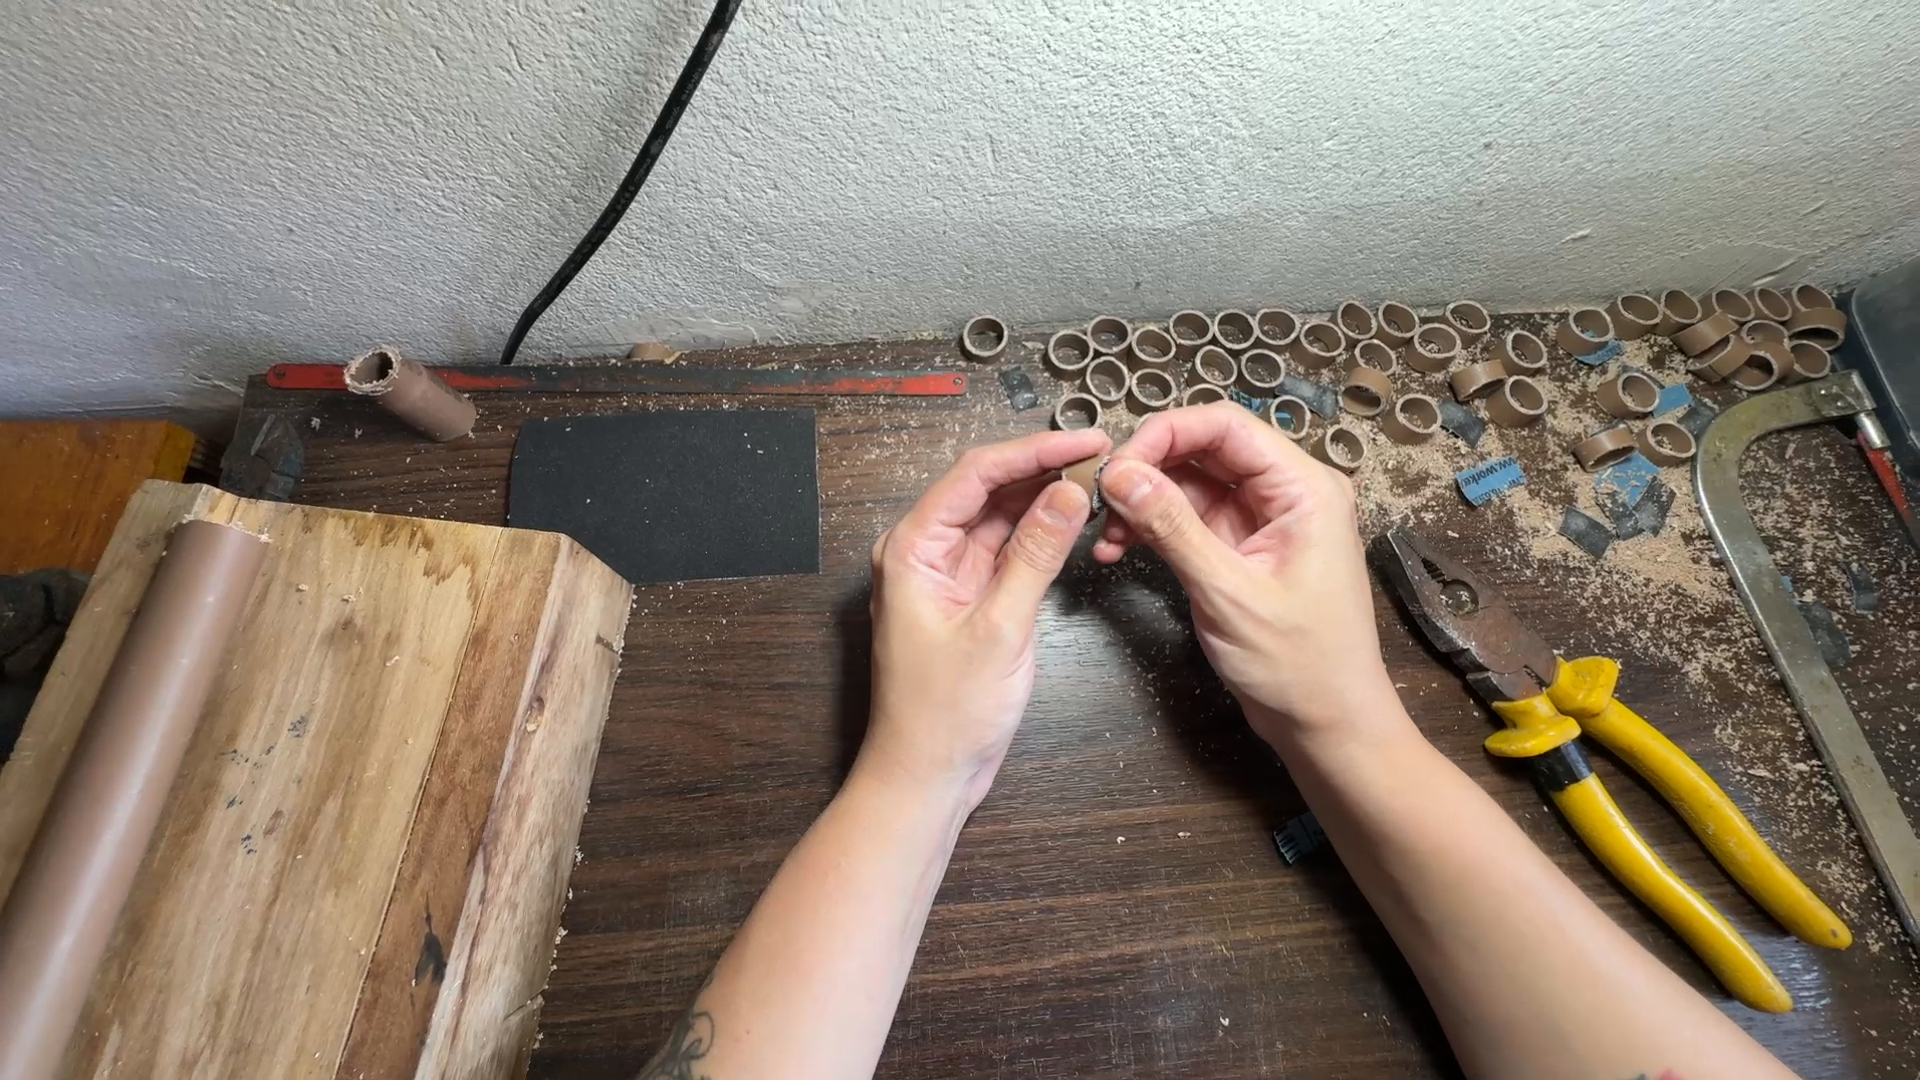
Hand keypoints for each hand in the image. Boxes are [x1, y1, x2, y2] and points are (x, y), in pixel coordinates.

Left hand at [862, 428, 1111, 810]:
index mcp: (911, 547)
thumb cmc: (946, 712)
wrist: (927, 775)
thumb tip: (1070, 492)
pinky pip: (1005, 550)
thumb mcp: (998, 628)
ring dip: (1043, 498)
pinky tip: (1070, 519)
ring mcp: (947, 572)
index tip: (1086, 441)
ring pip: (999, 517)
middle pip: (986, 489)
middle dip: (1042, 469)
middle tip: (1102, 457)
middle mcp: (924, 550)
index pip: (974, 474)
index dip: (1033, 451)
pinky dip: (1037, 534)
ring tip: (1096, 479)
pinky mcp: (968, 595)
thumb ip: (1035, 555)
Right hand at [1092, 402, 1399, 748]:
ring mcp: (1257, 520)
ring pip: (1187, 485)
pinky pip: (1184, 520)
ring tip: (1104, 536)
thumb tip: (1119, 474)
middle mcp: (1282, 492)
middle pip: (1202, 451)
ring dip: (1141, 504)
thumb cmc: (1297, 662)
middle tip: (1099, 501)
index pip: (1225, 427)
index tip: (1114, 466)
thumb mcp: (1228, 591)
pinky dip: (1150, 530)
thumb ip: (1173, 527)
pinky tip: (1116, 550)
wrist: (1324, 723)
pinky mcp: (1236, 546)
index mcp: (1302, 487)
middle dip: (1146, 470)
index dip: (1164, 434)